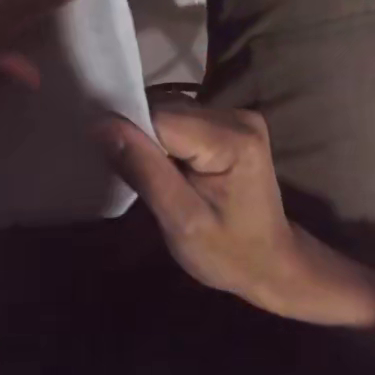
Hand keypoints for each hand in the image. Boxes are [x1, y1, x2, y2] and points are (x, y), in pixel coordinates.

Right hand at [98, 101, 374, 326]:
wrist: (273, 263)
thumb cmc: (229, 253)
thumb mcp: (180, 220)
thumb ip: (143, 169)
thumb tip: (101, 124)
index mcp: (233, 140)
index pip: (160, 119)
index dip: (131, 137)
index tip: (116, 167)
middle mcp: (237, 116)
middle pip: (164, 111)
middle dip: (140, 138)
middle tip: (133, 177)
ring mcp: (236, 116)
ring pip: (168, 112)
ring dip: (150, 139)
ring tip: (148, 174)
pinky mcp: (229, 122)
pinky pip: (179, 119)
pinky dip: (163, 140)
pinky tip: (165, 167)